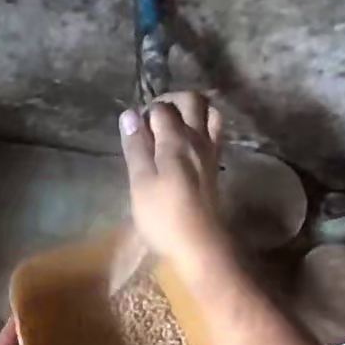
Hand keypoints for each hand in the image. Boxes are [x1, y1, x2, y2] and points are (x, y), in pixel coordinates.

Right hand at [119, 92, 231, 272]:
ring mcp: (210, 151)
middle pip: (191, 100)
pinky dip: (203, 124)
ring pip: (209, 112)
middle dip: (170, 100)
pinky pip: (215, 131)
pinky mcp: (215, 166)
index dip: (146, 112)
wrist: (200, 244)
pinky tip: (190, 139)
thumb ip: (136, 148)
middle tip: (152, 118)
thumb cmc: (163, 217)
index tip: (133, 130)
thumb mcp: (141, 184)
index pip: (161, 109)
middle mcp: (197, 138)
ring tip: (173, 123)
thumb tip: (129, 114)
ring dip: (192, 108)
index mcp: (175, 140)